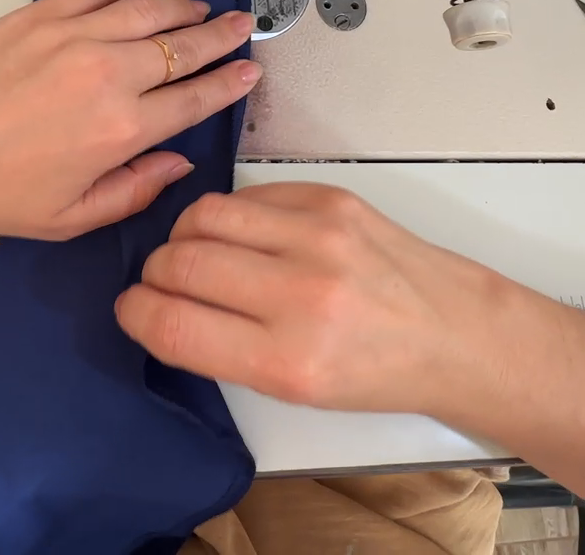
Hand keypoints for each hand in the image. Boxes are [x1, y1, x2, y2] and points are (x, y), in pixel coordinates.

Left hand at [0, 0, 257, 242]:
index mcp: (122, 130)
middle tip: (243, 25)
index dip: (230, 83)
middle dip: (221, 35)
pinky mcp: (41, 14)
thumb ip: (136, 191)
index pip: (195, 99)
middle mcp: (109, 73)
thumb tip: (182, 163)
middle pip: (183, 46)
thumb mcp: (73, 218)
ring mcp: (74, 35)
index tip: (251, 69)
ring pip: (148, 9)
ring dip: (182, 6)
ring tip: (200, 7)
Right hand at [116, 183, 512, 416]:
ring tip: (197, 251)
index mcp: (289, 360)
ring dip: (183, 234)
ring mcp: (317, 233)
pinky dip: (228, 217)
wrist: (452, 330)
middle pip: (179, 261)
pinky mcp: (328, 195)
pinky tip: (244, 236)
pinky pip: (245, 196)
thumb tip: (160, 302)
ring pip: (202, 213)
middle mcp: (301, 292)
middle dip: (154, 272)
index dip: (135, 312)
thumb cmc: (372, 372)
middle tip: (162, 281)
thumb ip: (221, 346)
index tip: (132, 308)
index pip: (174, 323)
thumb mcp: (294, 389)